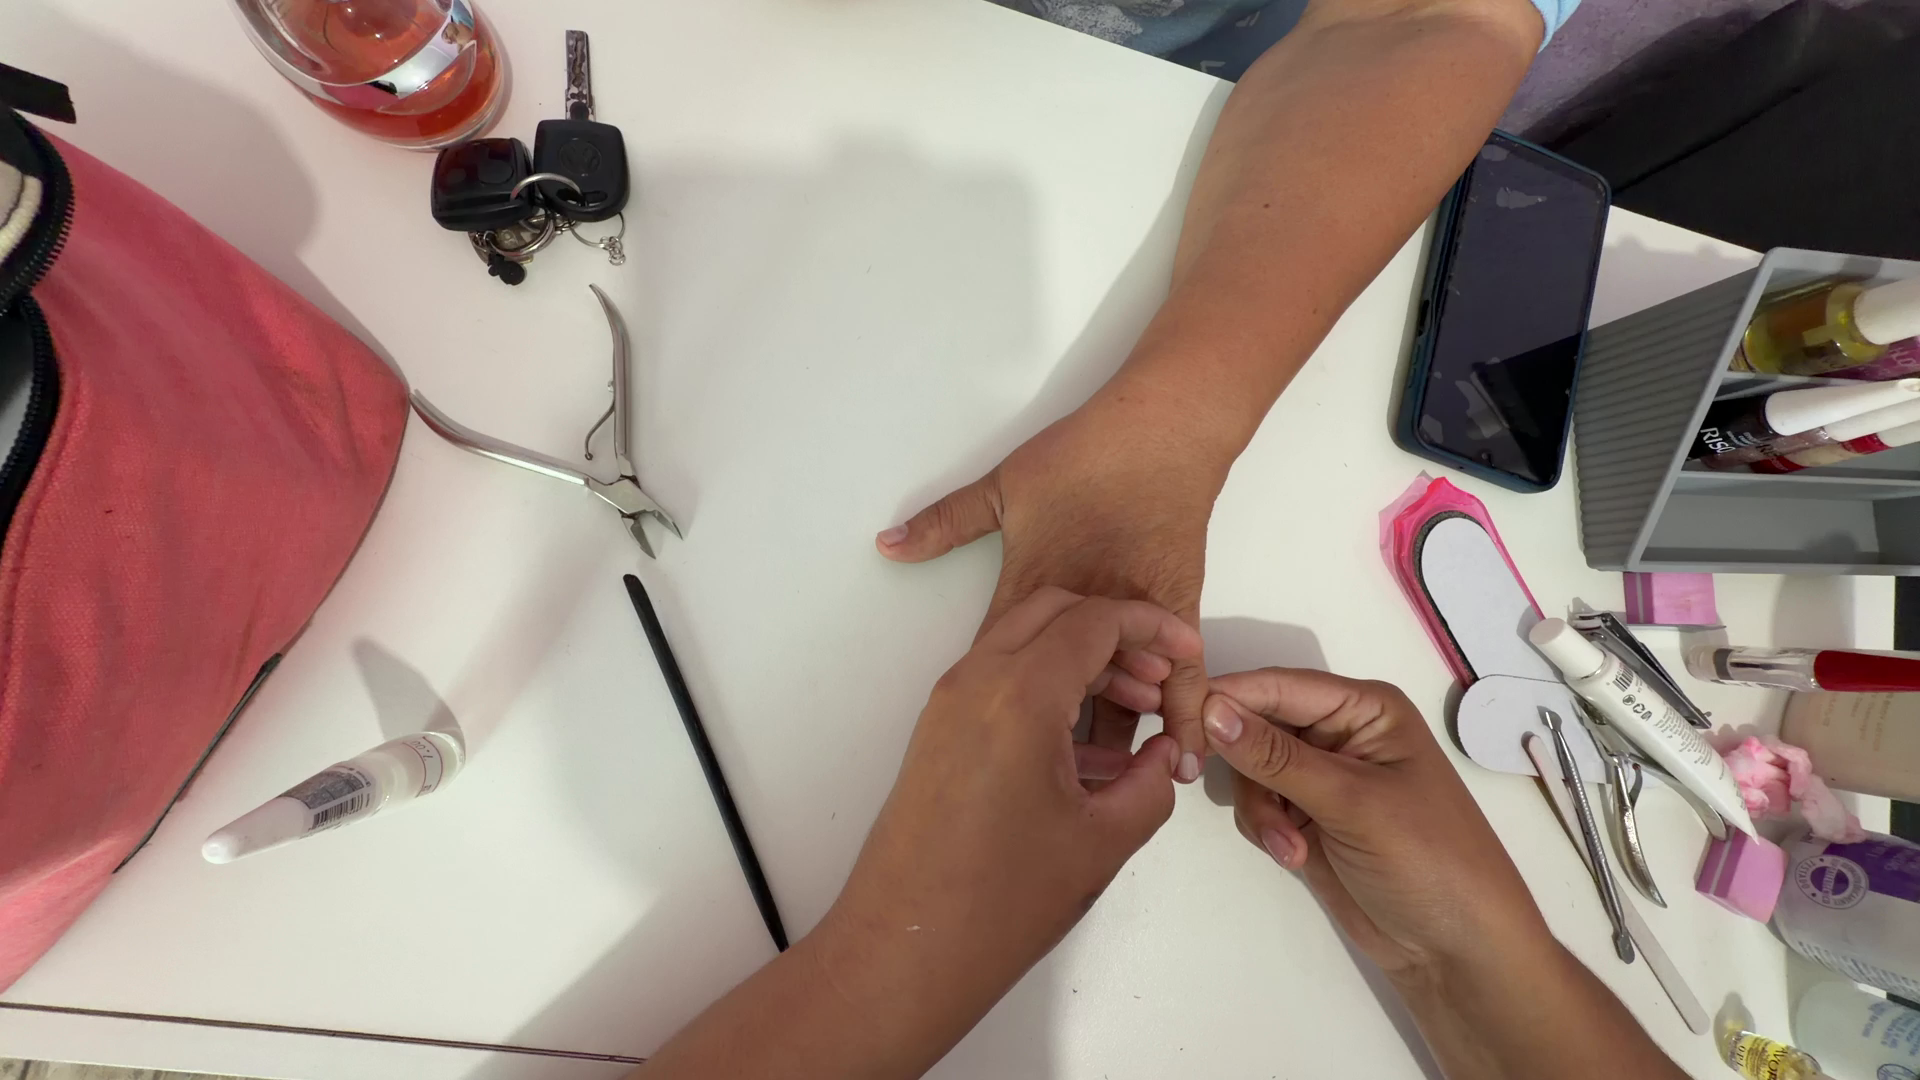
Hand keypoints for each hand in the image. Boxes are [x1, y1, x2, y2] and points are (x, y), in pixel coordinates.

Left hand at [812, 588, 1199, 1066]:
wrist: (902, 947)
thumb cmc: (1003, 899)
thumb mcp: (1103, 840)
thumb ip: (1152, 783)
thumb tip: (1165, 753)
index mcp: (1020, 692)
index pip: (1094, 620)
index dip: (1151, 626)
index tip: (1188, 649)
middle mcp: (977, 677)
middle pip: (1054, 610)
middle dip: (1114, 630)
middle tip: (1159, 678)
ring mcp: (950, 698)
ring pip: (1024, 638)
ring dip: (1080, 655)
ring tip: (1136, 709)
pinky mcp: (939, 725)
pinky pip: (1001, 677)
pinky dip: (1047, 683)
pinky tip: (1089, 743)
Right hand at [876, 395, 1230, 783]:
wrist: (1147, 436)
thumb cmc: (1075, 462)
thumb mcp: (1004, 491)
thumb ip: (948, 522)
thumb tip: (886, 541)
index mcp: (1040, 595)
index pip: (1018, 661)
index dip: (1010, 705)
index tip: (992, 755)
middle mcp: (1083, 617)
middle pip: (1070, 688)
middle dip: (1067, 731)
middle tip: (1062, 786)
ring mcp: (1130, 617)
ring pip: (1123, 691)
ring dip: (1123, 729)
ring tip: (1121, 783)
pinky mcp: (1175, 612)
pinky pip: (1184, 674)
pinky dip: (1186, 715)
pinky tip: (1186, 760)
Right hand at [1200, 668, 1550, 981]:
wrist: (1458, 958)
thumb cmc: (1429, 862)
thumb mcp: (1351, 803)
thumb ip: (1274, 756)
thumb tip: (1209, 709)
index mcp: (1361, 708)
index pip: (1276, 686)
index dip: (1225, 697)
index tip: (1178, 720)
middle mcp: (1335, 731)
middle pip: (1254, 722)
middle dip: (1241, 762)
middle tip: (1202, 781)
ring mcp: (1318, 774)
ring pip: (1248, 765)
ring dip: (1258, 806)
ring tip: (1286, 846)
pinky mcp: (1304, 812)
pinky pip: (1255, 801)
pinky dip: (1263, 826)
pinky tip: (1294, 856)